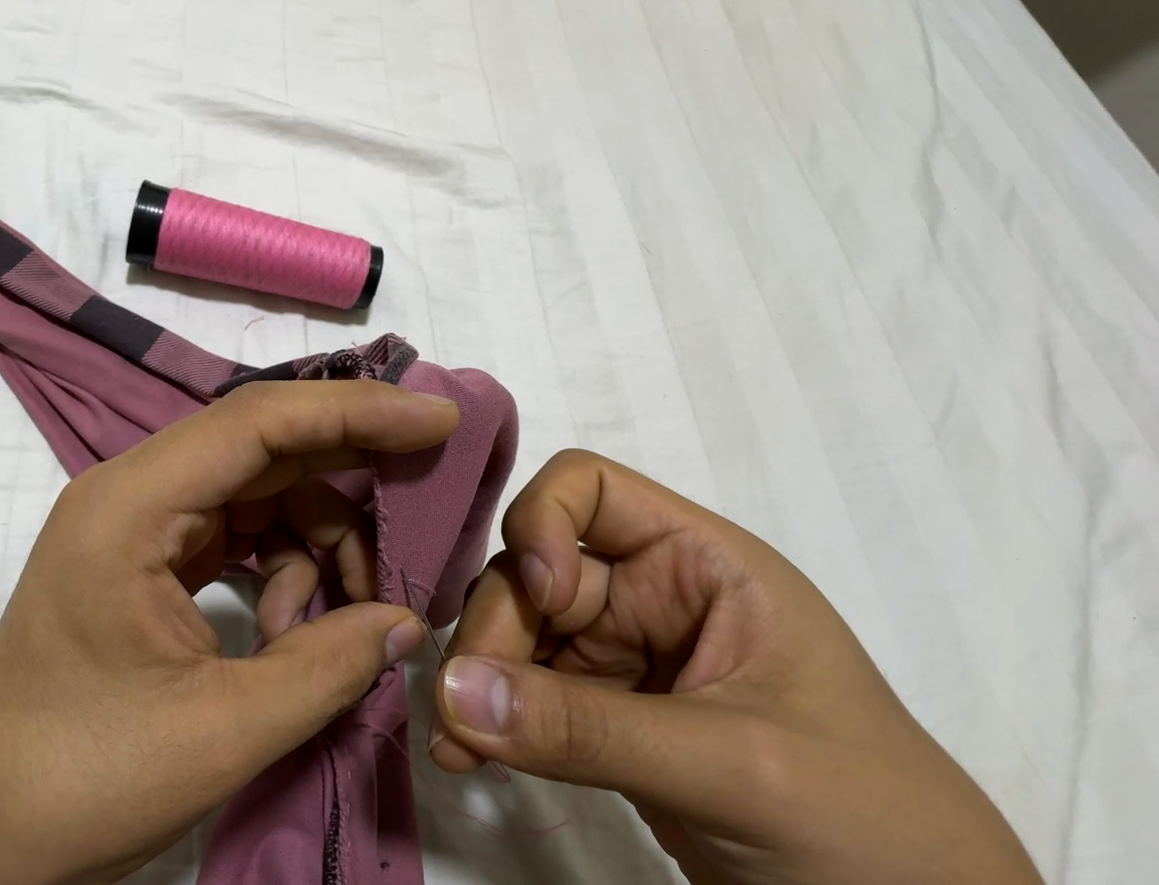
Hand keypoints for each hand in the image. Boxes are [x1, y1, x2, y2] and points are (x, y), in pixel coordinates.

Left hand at [0, 381, 459, 884]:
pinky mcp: (147, 562)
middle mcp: (130, 495)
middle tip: (431, 498)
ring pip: (258, 494)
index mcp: (129, 506)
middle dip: (351, 471)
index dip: (354, 411)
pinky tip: (295, 630)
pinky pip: (237, 535)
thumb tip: (409, 620)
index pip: (255, 423)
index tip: (437, 418)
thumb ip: (327, 665)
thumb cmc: (87, 778)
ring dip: (320, 541)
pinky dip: (284, 569)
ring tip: (352, 616)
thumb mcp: (222, 729)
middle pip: (261, 449)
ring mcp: (137, 527)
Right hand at [428, 450, 1042, 884]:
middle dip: (496, 630)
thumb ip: (587, 728)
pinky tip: (466, 759)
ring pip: (515, 632)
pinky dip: (485, 720)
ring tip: (458, 747)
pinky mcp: (602, 720)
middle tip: (464, 706)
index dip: (543, 522)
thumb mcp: (734, 766)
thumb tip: (449, 690)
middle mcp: (650, 596)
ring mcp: (622, 660)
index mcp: (701, 565)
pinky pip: (521, 696)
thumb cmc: (868, 826)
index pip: (589, 489)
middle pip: (531, 571)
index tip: (540, 599)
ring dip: (477, 679)